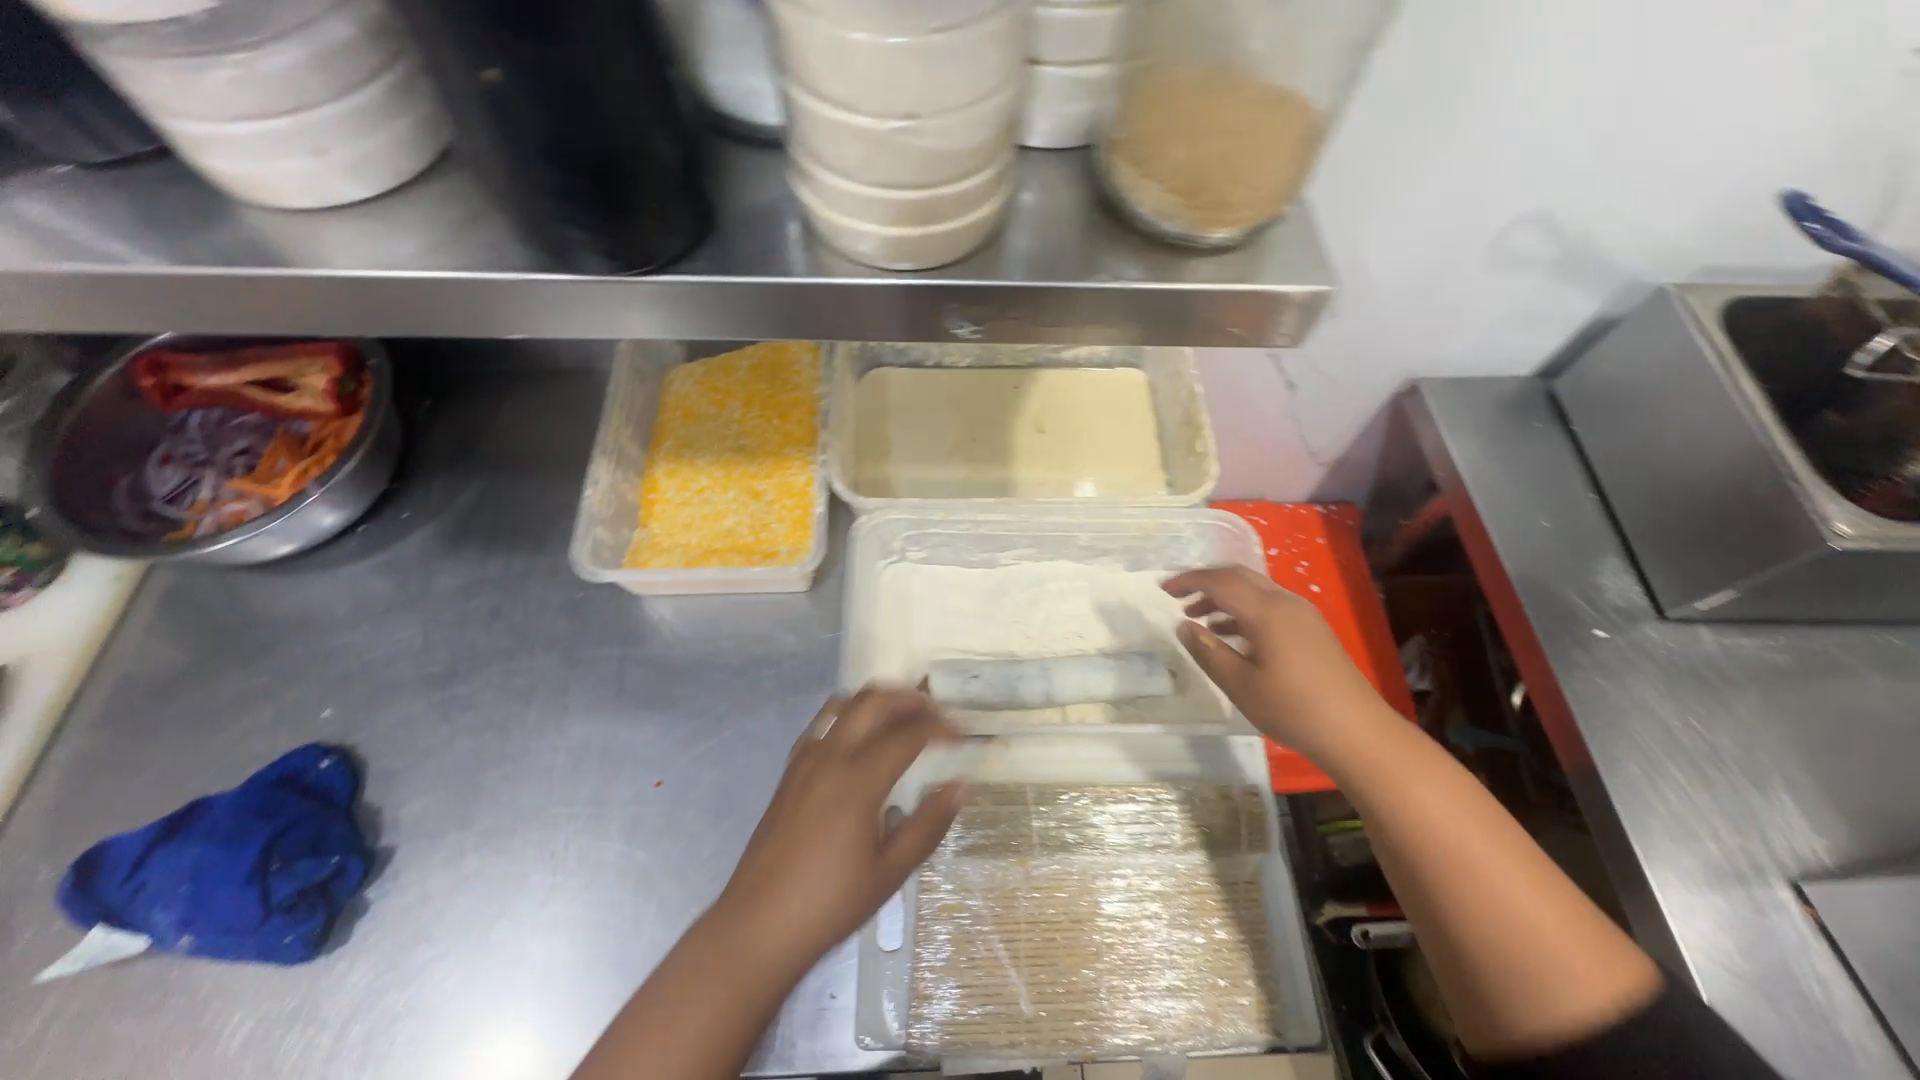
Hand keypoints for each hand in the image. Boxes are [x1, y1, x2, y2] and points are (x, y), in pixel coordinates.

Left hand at [713, 687, 963, 968]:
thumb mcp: (891, 871)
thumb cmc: (831, 904)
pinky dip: (849, 717)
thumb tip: (959, 786)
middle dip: (910, 699)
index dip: (942, 728)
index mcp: (859, 780)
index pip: (909, 733)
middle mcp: (830, 758)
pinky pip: (821, 725)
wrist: (759, 926)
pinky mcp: (789, 773)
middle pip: (874, 702)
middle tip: (938, 714)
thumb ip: (928, 824)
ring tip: (903, 717)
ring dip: (878, 701)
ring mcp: (804, 762)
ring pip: (844, 704)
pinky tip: (861, 742)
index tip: (964, 736)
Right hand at [1163, 564, 1391, 760]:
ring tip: (1199, 618)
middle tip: (1179, 596)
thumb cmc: (1292, 709)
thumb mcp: (1239, 684)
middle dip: (1206, 582)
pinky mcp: (1312, 630)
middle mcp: (1286, 603)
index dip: (1189, 581)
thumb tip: (1184, 626)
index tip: (1163, 589)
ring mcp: (1304, 615)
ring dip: (1225, 597)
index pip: (1220, 582)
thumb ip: (1208, 651)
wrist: (1356, 731)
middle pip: (1240, 577)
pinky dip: (1244, 611)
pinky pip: (1270, 606)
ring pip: (1256, 591)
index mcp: (1267, 611)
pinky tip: (1231, 635)